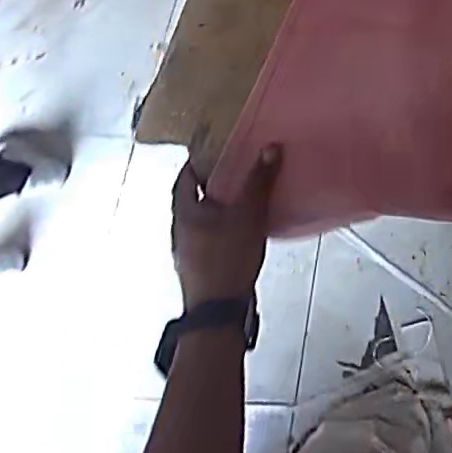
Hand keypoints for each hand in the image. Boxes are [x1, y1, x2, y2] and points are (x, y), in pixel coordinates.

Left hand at [171, 145, 281, 307]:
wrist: (217, 306)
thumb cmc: (228, 254)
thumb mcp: (249, 213)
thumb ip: (259, 181)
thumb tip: (270, 146)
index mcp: (185, 213)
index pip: (183, 181)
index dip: (194, 165)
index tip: (209, 151)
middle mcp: (180, 229)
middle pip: (191, 199)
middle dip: (209, 183)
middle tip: (232, 168)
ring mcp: (187, 249)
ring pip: (200, 217)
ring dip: (216, 204)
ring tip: (241, 194)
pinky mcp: (199, 263)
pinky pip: (209, 232)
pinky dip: (222, 221)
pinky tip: (240, 225)